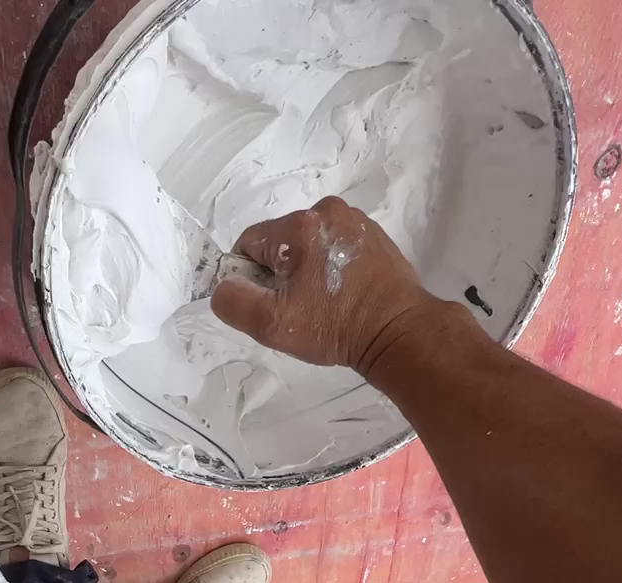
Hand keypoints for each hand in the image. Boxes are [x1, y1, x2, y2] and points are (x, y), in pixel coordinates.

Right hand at [211, 196, 470, 380]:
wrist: (398, 332)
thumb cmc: (333, 327)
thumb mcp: (270, 324)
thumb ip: (233, 302)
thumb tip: (223, 288)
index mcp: (299, 225)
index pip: (249, 243)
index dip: (248, 277)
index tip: (267, 304)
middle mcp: (327, 211)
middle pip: (279, 243)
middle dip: (278, 274)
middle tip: (296, 309)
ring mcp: (355, 221)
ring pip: (307, 246)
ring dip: (304, 272)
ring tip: (320, 304)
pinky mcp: (374, 237)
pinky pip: (334, 248)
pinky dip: (329, 269)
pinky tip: (340, 296)